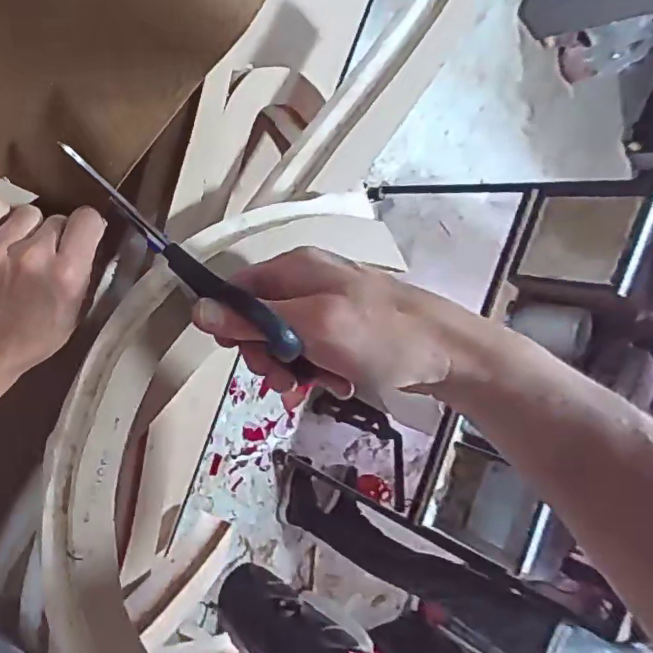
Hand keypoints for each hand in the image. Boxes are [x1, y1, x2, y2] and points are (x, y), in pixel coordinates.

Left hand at [0, 189, 106, 389]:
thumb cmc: (35, 335)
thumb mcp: (75, 311)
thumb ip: (86, 271)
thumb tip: (93, 236)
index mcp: (67, 274)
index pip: (88, 219)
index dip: (86, 228)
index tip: (80, 238)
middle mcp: (35, 255)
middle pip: (57, 217)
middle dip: (55, 236)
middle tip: (45, 257)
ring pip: (27, 212)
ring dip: (27, 228)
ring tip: (18, 249)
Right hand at [190, 247, 473, 406]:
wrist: (455, 356)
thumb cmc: (383, 336)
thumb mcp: (311, 328)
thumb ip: (253, 321)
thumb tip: (197, 310)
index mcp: (294, 267)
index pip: (236, 290)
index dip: (230, 324)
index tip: (242, 355)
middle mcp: (305, 278)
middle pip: (256, 318)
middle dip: (264, 353)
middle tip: (282, 379)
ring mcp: (326, 301)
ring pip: (281, 338)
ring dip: (289, 367)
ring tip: (312, 385)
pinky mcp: (343, 325)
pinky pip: (309, 347)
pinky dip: (314, 369)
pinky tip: (333, 382)